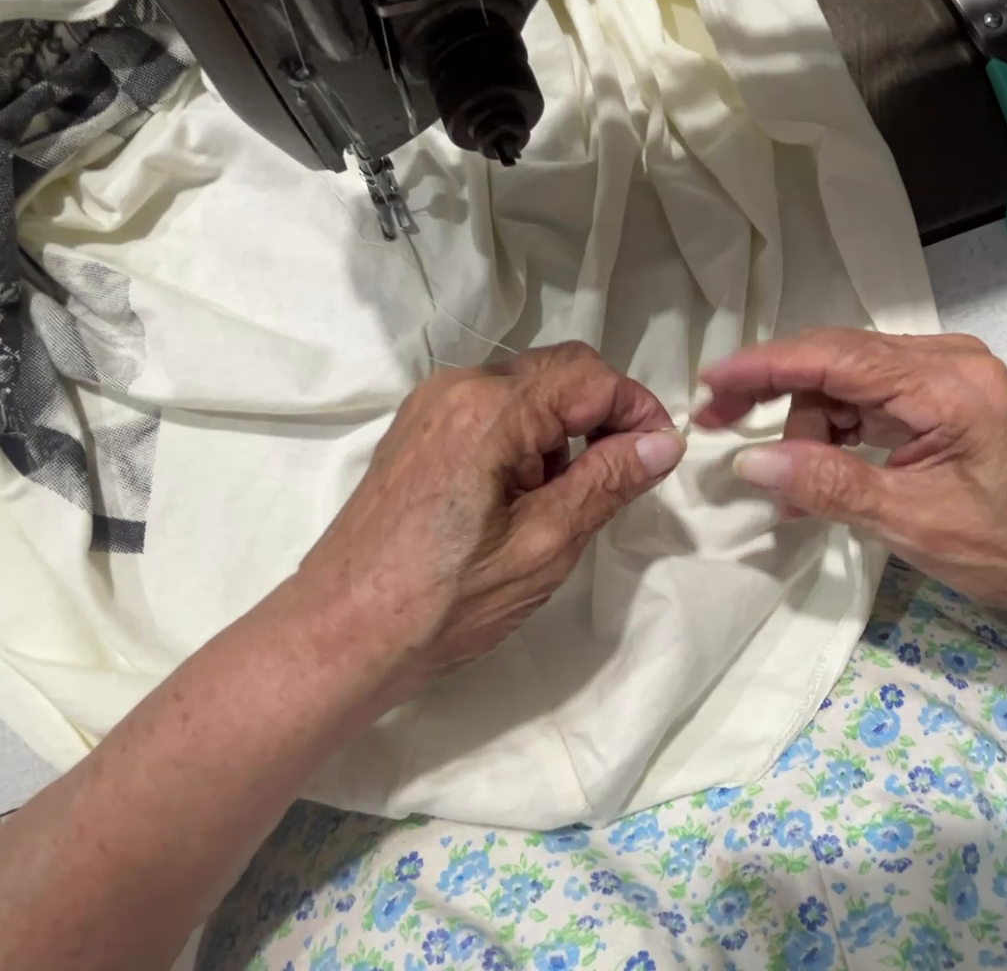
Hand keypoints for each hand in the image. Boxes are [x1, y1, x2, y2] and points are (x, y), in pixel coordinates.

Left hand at [297, 342, 684, 698]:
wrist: (341, 634)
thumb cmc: (446, 600)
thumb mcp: (543, 545)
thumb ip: (607, 482)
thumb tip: (665, 442)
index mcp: (488, 407)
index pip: (589, 376)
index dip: (638, 409)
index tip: (663, 457)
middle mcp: (455, 387)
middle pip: (557, 372)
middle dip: (602, 417)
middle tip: (623, 477)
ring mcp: (429, 407)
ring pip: (526, 391)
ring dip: (562, 432)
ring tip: (562, 501)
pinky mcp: (417, 431)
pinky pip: (491, 412)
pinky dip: (525, 441)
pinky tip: (520, 497)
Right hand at [693, 329, 1006, 611]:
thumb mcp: (911, 521)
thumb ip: (827, 485)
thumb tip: (749, 461)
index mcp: (945, 383)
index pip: (834, 358)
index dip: (764, 366)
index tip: (709, 381)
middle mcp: (943, 362)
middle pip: (832, 360)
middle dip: (772, 391)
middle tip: (717, 423)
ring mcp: (942, 377)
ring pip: (841, 383)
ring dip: (805, 429)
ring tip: (789, 488)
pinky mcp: (938, 399)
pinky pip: (864, 402)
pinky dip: (831, 437)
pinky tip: (813, 477)